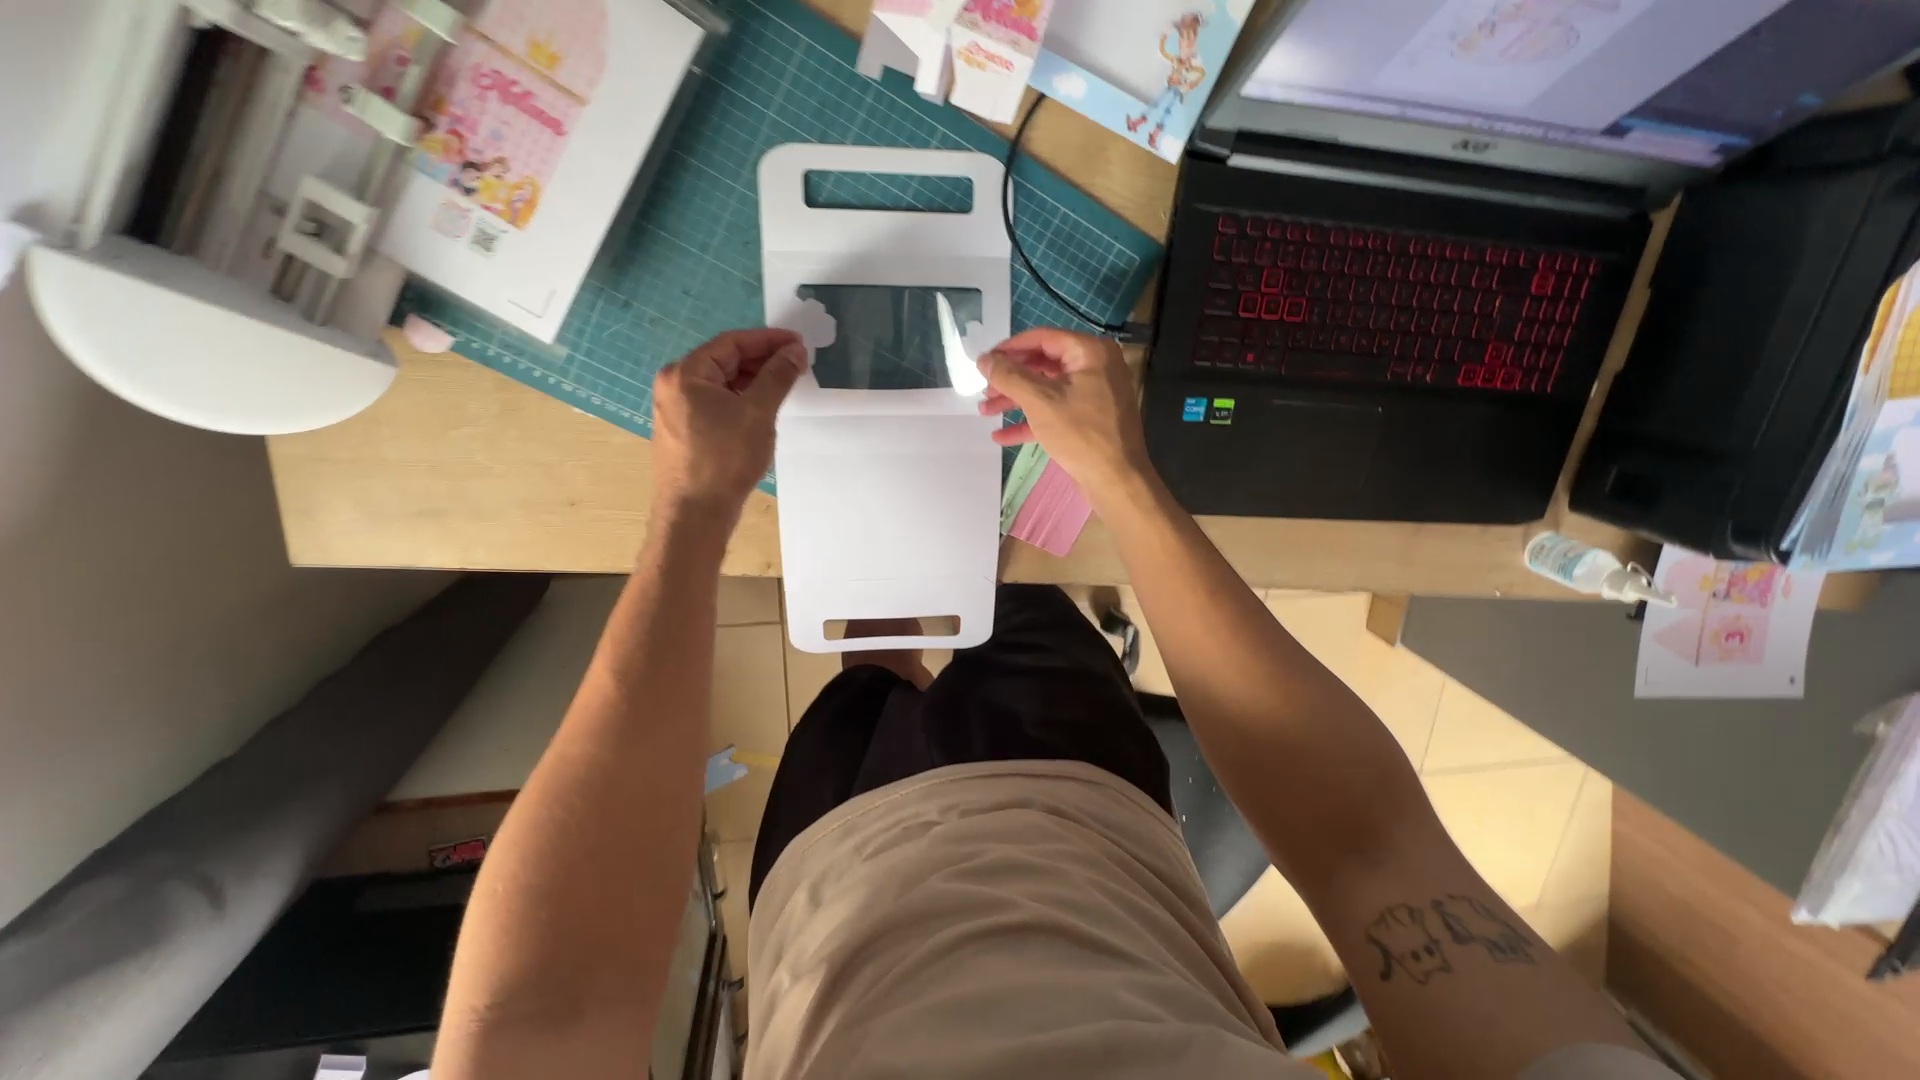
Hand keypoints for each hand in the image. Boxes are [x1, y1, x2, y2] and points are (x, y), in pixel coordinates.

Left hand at [650, 329, 805, 519]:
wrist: (695, 515)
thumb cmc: (724, 459)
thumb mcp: (757, 413)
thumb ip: (777, 376)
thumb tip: (795, 351)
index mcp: (686, 373)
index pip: (732, 343)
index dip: (768, 340)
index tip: (799, 343)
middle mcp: (674, 386)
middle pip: (724, 361)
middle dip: (762, 360)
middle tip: (797, 364)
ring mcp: (676, 410)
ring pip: (721, 384)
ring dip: (753, 381)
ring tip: (785, 386)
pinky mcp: (684, 432)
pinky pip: (716, 404)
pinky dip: (741, 400)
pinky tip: (762, 410)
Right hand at [977, 328, 1152, 496]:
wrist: (1117, 481)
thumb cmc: (1081, 434)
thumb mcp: (1040, 401)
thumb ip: (1009, 376)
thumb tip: (984, 359)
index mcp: (1090, 352)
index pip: (1043, 338)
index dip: (1010, 348)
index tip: (984, 360)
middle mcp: (1095, 367)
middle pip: (1043, 364)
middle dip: (1011, 378)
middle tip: (984, 389)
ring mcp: (1094, 395)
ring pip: (1047, 390)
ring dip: (1016, 400)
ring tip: (986, 411)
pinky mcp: (1089, 419)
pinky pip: (1056, 411)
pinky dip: (1031, 421)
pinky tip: (1002, 435)